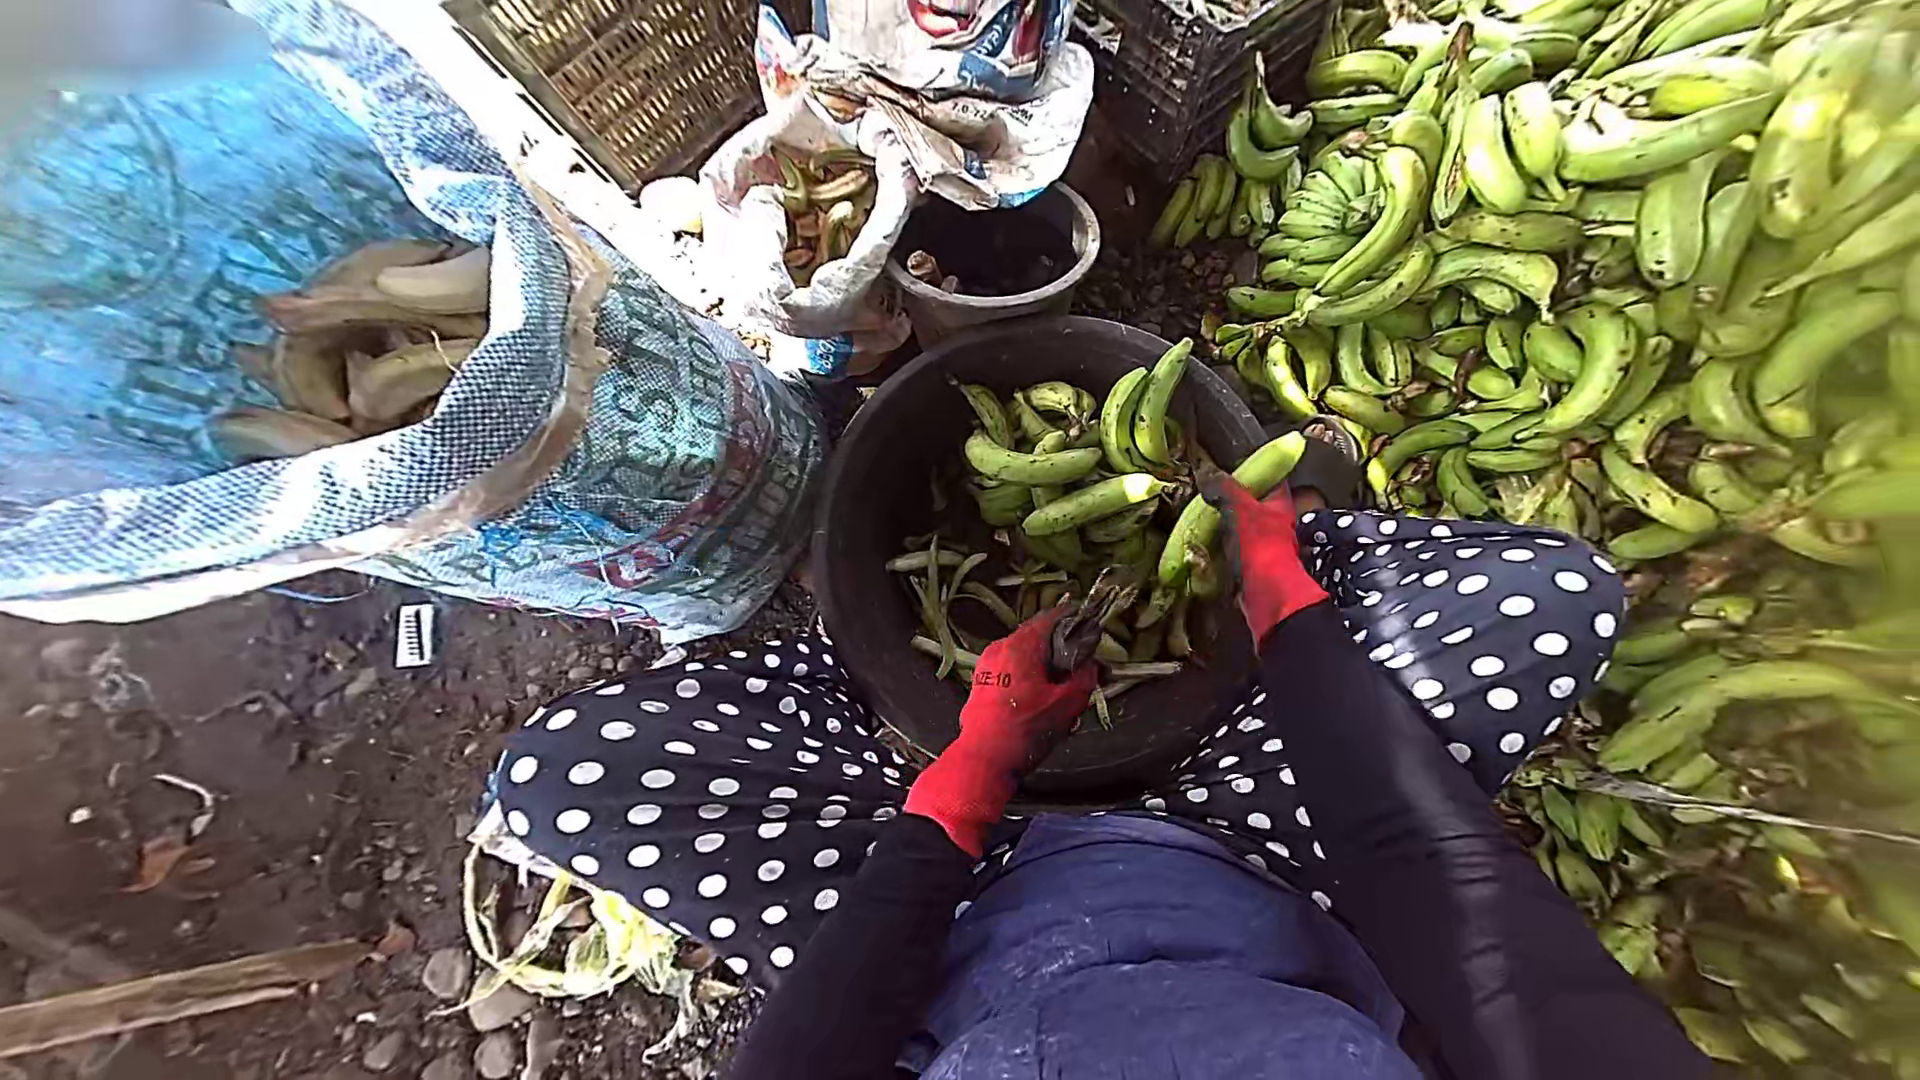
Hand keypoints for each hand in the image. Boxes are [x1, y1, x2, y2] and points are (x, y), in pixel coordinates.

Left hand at [904, 609, 1096, 854]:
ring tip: (1062, 696)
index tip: (1088, 629)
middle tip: (1080, 671)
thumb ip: (1085, 678)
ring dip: (1044, 670)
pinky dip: (1027, 680)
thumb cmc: (1024, 730)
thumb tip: (1091, 665)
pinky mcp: (981, 683)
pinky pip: (1010, 672)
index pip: (1051, 618)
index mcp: (1020, 646)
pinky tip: (1040, 705)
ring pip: (1024, 657)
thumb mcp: (1067, 704)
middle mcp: (999, 648)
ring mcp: (987, 665)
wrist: (983, 759)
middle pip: (1038, 639)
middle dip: (1061, 653)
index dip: (1074, 621)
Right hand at [1200, 472, 1329, 644]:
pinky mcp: (1250, 564)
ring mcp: (1263, 545)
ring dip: (1221, 521)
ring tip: (1198, 513)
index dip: (1253, 468)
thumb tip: (1206, 470)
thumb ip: (1224, 489)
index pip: (1270, 477)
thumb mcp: (1240, 510)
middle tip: (1205, 489)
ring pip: (1240, 525)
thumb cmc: (1262, 549)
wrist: (1268, 597)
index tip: (1229, 463)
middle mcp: (1276, 523)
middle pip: (1253, 502)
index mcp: (1280, 504)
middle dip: (1231, 497)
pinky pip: (1230, 546)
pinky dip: (1217, 543)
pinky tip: (1202, 540)